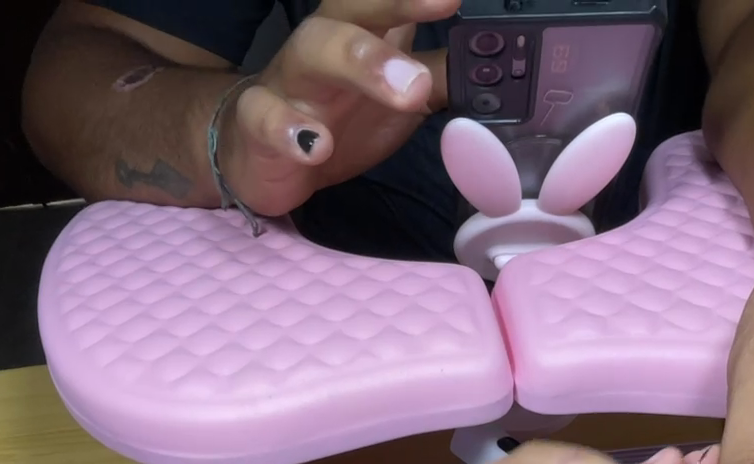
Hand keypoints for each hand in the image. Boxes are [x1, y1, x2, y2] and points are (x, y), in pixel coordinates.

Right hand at [220, 0, 453, 216]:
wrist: (263, 157)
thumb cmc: (337, 119)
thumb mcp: (399, 101)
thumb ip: (440, 81)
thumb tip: (494, 74)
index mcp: (362, 32)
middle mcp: (325, 43)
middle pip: (354, 6)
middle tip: (447, 3)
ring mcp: (290, 82)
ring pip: (314, 50)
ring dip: (361, 61)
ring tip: (409, 91)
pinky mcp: (259, 126)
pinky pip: (265, 118)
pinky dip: (290, 130)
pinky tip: (316, 146)